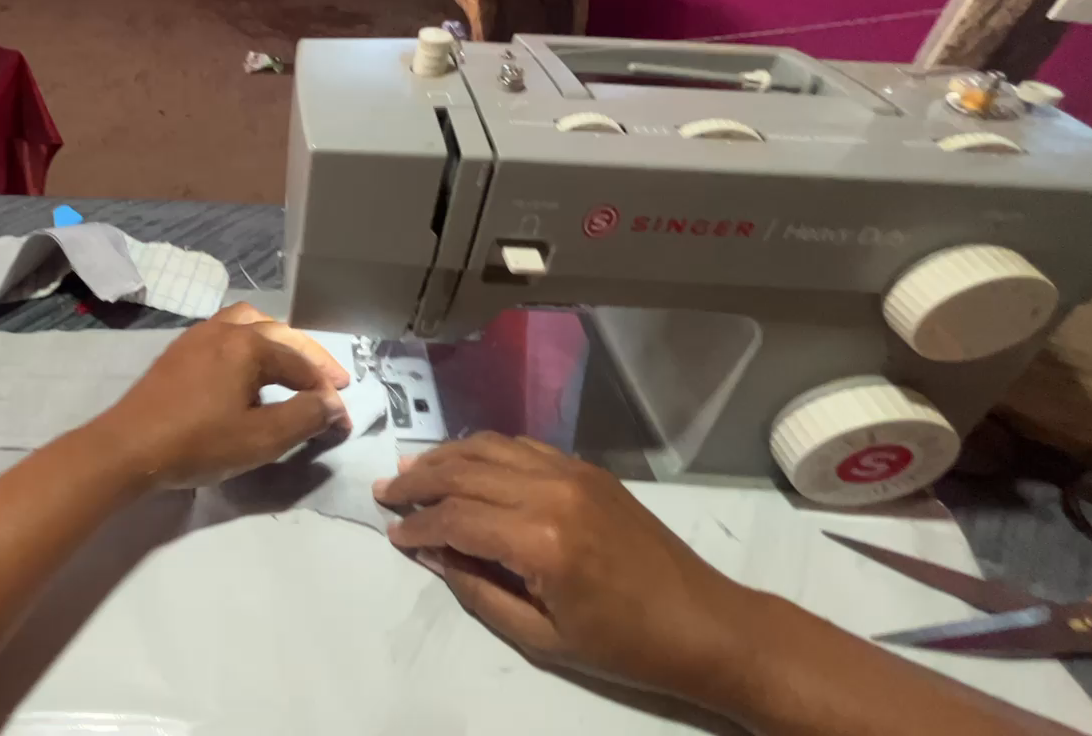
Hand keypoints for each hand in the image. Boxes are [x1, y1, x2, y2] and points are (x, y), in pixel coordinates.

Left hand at [86, 302, 351, 489]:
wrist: (128, 447)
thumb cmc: (198, 443)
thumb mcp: (261, 438)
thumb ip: (303, 417)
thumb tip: (331, 403)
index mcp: (248, 344)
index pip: (301, 364)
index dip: (327, 393)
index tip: (342, 421)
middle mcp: (225, 328)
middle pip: (279, 334)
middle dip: (309, 359)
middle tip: (332, 383)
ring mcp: (198, 335)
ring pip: (249, 324)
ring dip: (277, 343)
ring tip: (292, 366)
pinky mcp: (180, 350)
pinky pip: (226, 334)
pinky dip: (249, 345)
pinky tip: (248, 371)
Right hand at [374, 434, 761, 703]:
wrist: (707, 625)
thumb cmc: (624, 646)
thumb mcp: (542, 639)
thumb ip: (477, 589)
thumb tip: (431, 552)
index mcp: (540, 541)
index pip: (456, 518)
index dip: (418, 525)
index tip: (393, 532)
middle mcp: (549, 491)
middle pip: (462, 471)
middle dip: (417, 481)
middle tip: (385, 490)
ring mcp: (568, 471)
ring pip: (486, 447)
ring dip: (443, 456)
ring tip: (412, 469)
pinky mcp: (583, 466)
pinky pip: (518, 445)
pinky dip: (482, 449)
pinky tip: (463, 461)